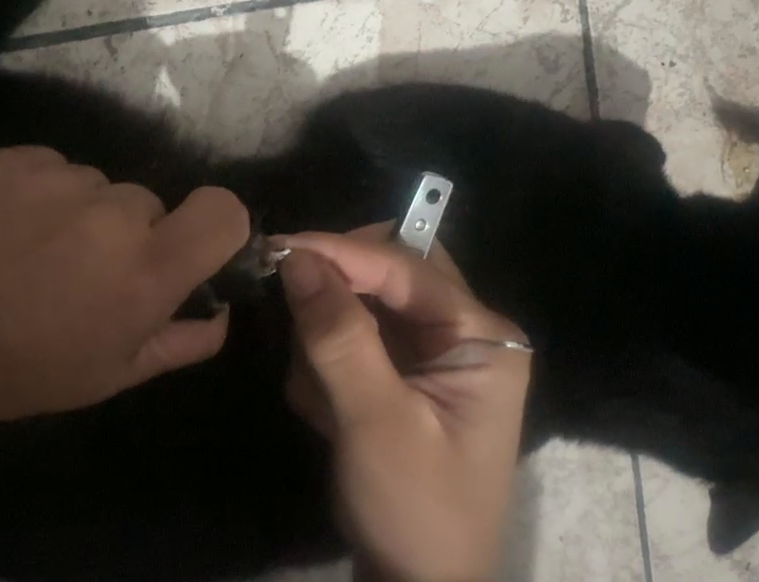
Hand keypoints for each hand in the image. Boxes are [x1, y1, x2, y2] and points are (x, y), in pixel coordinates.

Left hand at [0, 147, 250, 424]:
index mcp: (147, 269)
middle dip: (127, 234)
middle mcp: (114, 212)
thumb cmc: (21, 368)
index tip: (187, 248)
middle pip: (147, 204)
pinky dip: (39, 192)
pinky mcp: (14, 158)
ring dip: (79, 212)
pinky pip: (50, 167)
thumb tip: (218, 311)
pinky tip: (2, 227)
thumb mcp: (109, 376)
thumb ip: (180, 341)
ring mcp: (60, 178)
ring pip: (96, 186)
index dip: (216, 226)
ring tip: (30, 252)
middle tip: (81, 274)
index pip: (224, 211)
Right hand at [278, 227, 530, 581]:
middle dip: (337, 296)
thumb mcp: (376, 422)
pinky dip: (327, 365)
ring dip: (327, 341)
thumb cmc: (414, 510)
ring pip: (362, 301)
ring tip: (322, 400)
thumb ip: (339, 336)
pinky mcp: (404, 375)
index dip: (341, 251)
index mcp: (480, 335)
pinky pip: (353, 337)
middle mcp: (463, 332)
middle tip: (299, 324)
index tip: (278, 247)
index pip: (404, 264)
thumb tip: (296, 257)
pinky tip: (326, 412)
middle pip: (387, 271)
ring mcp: (433, 354)